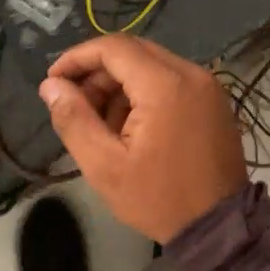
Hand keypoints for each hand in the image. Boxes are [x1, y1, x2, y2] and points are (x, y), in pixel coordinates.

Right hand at [39, 35, 246, 243]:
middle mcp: (191, 72)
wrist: (218, 222)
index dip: (78, 57)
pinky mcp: (213, 98)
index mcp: (166, 84)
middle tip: (75, 106)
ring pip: (153, 64)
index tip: (53, 80)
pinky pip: (172, 79)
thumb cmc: (159, 196)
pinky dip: (146, 92)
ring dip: (121, 84)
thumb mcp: (105, 165)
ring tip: (101, 125)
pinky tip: (130, 126)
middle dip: (98, 72)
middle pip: (135, 52)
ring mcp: (207, 84)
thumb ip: (75, 119)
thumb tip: (51, 85)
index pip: (114, 47)